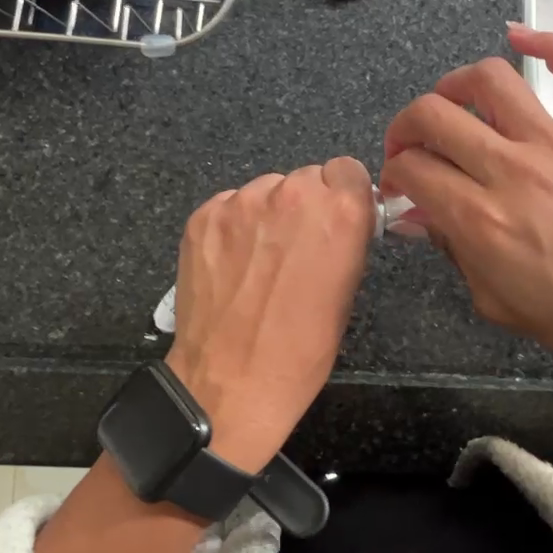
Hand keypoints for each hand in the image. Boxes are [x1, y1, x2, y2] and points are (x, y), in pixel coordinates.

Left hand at [165, 158, 375, 472]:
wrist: (231, 383)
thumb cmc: (302, 350)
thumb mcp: (346, 291)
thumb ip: (346, 239)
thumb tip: (340, 221)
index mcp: (339, 212)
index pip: (348, 169)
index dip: (343, 195)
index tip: (335, 219)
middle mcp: (292, 195)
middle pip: (306, 177)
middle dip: (305, 204)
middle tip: (296, 247)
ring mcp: (241, 203)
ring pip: (265, 189)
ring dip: (267, 214)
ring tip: (259, 260)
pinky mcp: (204, 216)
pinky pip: (229, 207)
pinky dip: (233, 228)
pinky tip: (232, 265)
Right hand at [380, 24, 552, 437]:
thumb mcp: (497, 303)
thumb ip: (451, 250)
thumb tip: (416, 216)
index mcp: (481, 219)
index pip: (412, 169)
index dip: (392, 175)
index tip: (398, 188)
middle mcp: (511, 168)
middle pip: (433, 116)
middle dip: (403, 129)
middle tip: (407, 151)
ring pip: (488, 79)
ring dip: (451, 85)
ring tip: (447, 106)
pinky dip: (547, 43)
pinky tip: (519, 36)